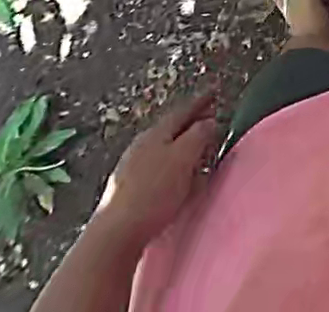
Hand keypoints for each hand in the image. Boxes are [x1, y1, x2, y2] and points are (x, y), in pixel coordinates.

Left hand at [88, 95, 216, 248]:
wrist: (113, 238)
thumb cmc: (153, 192)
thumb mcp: (184, 157)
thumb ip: (200, 134)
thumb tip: (209, 121)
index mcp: (155, 134)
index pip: (184, 110)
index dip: (202, 100)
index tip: (215, 90)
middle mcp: (141, 147)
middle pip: (174, 129)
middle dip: (194, 124)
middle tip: (212, 120)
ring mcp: (132, 170)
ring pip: (166, 150)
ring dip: (185, 148)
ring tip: (201, 153)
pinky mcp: (129, 193)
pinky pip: (159, 170)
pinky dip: (175, 168)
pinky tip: (181, 182)